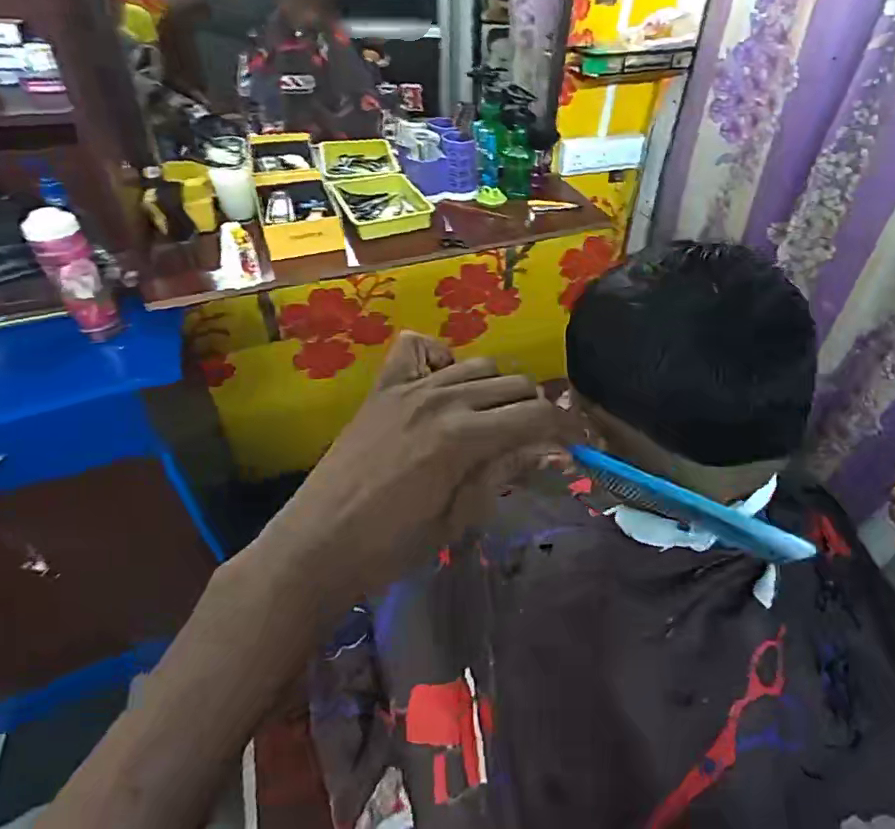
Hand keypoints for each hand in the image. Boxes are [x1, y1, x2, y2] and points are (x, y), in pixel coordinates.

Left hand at [259, 332, 579, 601]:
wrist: (317, 542)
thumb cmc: (390, 546)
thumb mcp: (457, 519)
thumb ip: (502, 473)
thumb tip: (549, 449)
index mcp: (462, 437)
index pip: (535, 416)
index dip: (565, 428)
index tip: (576, 442)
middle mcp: (440, 398)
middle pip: (513, 385)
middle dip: (536, 410)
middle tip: (537, 440)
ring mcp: (409, 387)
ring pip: (477, 366)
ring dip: (497, 389)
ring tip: (495, 419)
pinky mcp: (383, 388)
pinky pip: (418, 348)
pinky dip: (440, 358)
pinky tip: (443, 387)